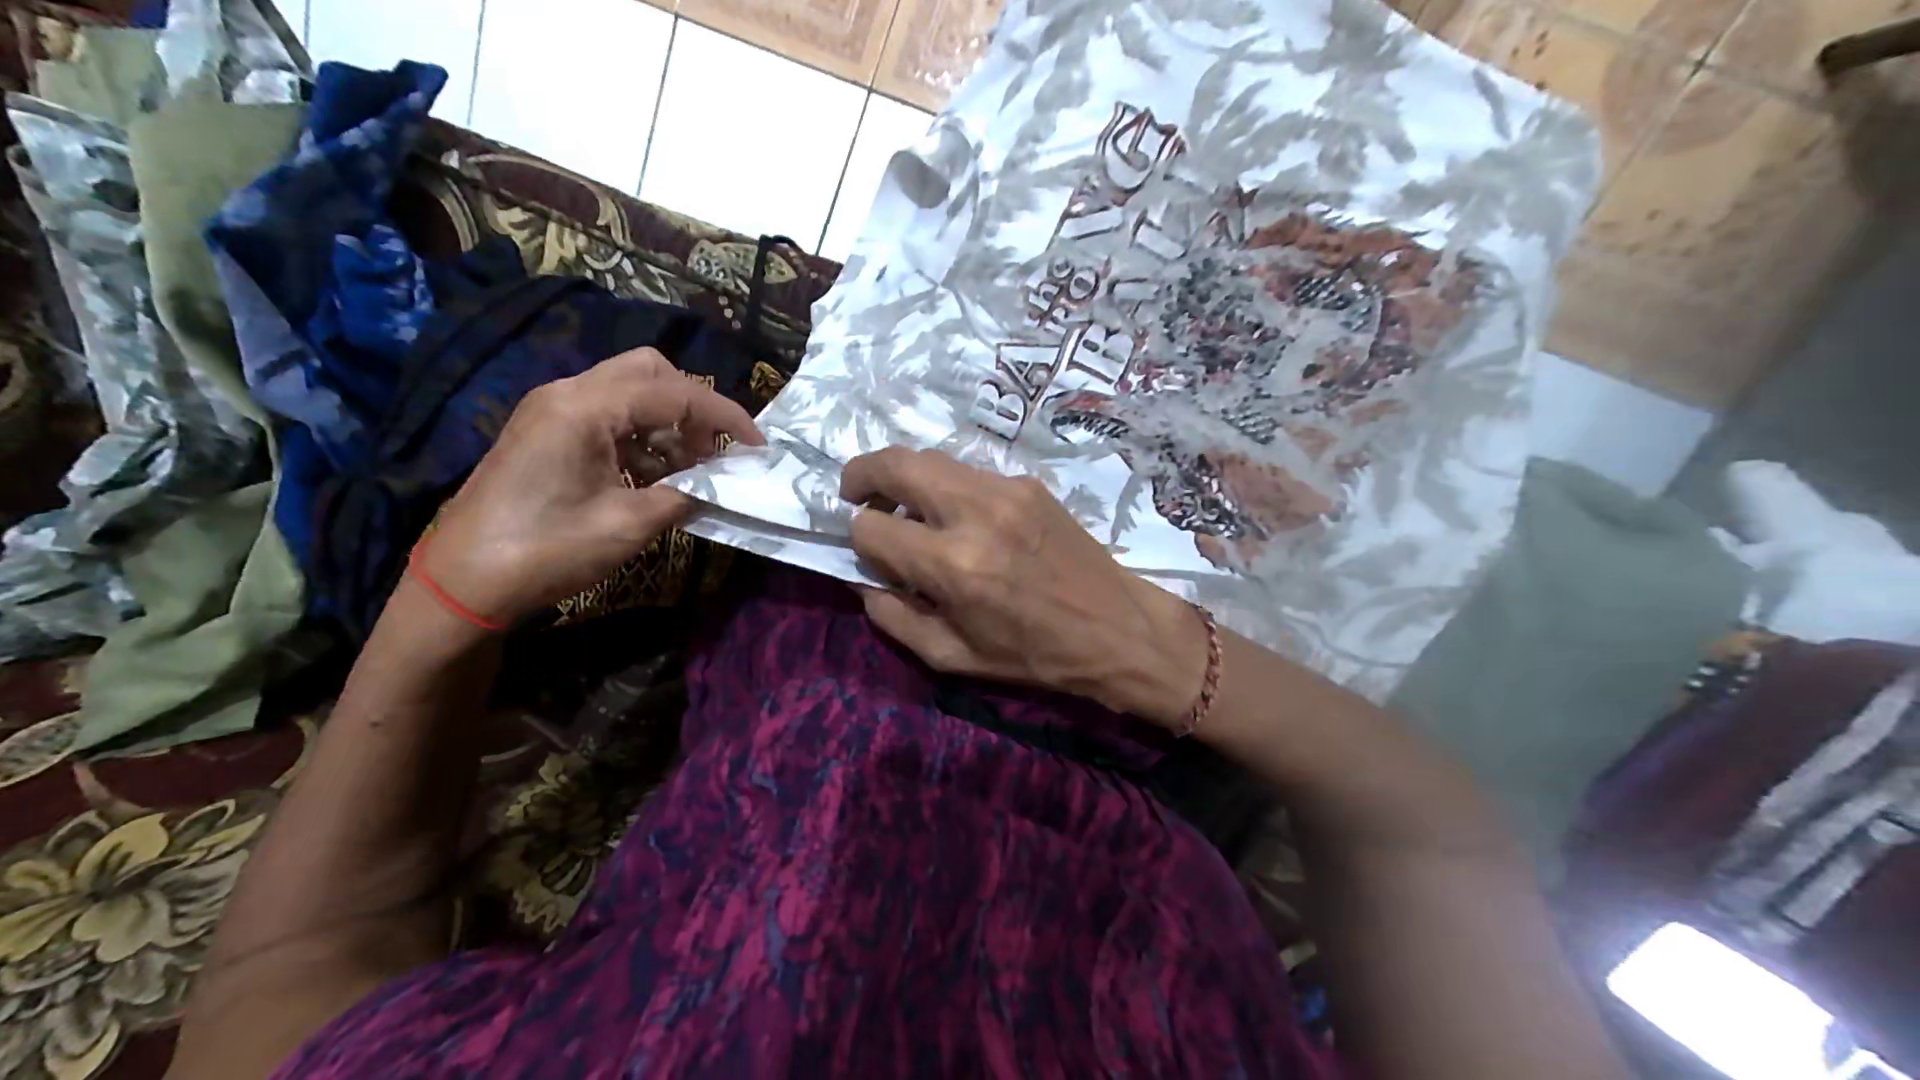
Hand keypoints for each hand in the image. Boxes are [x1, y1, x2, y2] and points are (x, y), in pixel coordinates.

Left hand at [417, 347, 763, 626]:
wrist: (462, 582)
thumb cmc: (547, 550)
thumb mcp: (628, 524)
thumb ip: (685, 494)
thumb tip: (720, 484)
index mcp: (585, 407)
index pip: (676, 393)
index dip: (726, 417)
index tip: (759, 446)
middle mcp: (567, 393)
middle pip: (650, 373)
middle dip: (693, 407)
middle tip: (714, 451)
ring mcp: (552, 410)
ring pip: (629, 393)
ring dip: (668, 424)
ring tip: (690, 471)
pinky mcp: (546, 432)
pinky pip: (608, 416)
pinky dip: (641, 437)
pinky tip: (655, 477)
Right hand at [841, 447, 1207, 727]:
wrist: (1117, 628)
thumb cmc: (1033, 655)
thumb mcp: (951, 656)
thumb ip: (893, 615)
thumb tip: (862, 576)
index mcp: (954, 566)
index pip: (872, 529)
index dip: (859, 540)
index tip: (870, 553)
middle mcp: (976, 514)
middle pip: (895, 463)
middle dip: (861, 475)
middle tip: (856, 495)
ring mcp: (1006, 490)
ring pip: (931, 458)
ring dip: (904, 477)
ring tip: (906, 507)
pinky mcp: (1029, 483)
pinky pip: (968, 472)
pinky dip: (946, 487)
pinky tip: (958, 516)